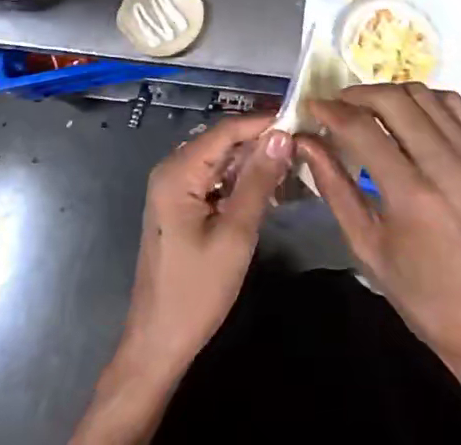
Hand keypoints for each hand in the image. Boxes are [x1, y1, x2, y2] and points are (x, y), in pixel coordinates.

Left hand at [74, 117, 292, 444]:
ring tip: (291, 163)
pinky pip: (212, 178)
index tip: (299, 120)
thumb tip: (281, 136)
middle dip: (259, 141)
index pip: (225, 131)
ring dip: (251, 161)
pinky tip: (265, 188)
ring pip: (219, 160)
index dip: (262, 123)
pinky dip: (238, 180)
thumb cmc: (197, 290)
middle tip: (301, 144)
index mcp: (178, 172)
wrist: (159, 340)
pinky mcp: (179, 205)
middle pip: (221, 142)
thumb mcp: (235, 234)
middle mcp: (171, 170)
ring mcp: (172, 188)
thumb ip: (258, 181)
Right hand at [297, 84, 460, 444]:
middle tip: (336, 105)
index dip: (330, 111)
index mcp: (413, 196)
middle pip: (394, 100)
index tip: (311, 107)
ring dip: (389, 93)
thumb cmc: (425, 296)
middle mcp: (447, 166)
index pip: (362, 129)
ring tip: (368, 109)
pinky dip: (424, 99)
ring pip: (424, 95)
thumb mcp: (368, 248)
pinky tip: (407, 114)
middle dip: (357, 94)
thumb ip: (334, 188)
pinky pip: (454, 106)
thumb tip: (306, 143)